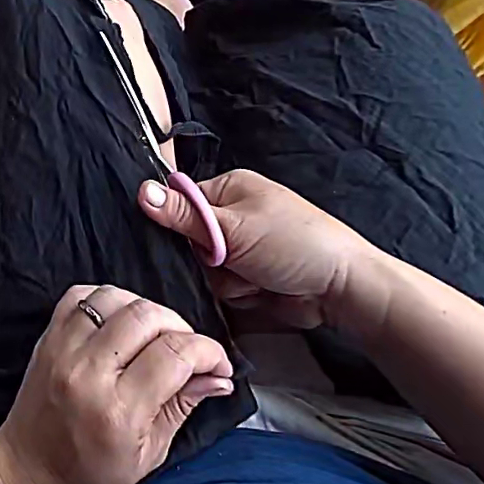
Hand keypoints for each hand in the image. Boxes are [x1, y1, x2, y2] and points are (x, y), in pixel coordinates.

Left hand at [0, 285, 234, 483]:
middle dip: (181, 328)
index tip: (217, 363)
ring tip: (154, 334)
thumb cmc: (89, 474)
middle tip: (187, 350)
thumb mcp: (149, 454)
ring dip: (146, 309)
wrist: (26, 473)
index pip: (175, 355)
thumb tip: (219, 376)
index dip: (208, 352)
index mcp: (117, 411)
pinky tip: (119, 321)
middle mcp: (88, 373)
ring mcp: (63, 349)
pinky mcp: (48, 337)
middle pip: (148, 317)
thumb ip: (184, 406)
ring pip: (116, 297)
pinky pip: (81, 295)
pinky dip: (108, 300)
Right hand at [139, 170, 386, 331]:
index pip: (180, 203)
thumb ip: (185, 215)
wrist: (341, 289)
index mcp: (229, 189)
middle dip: (206, 260)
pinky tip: (258, 290)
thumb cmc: (295, 244)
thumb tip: (141, 191)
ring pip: (202, 270)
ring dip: (224, 281)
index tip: (195, 242)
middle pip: (188, 242)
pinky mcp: (246, 277)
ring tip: (253, 278)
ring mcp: (239, 249)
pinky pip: (219, 288)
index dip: (179, 227)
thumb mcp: (235, 227)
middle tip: (229, 262)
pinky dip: (235, 293)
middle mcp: (230, 216)